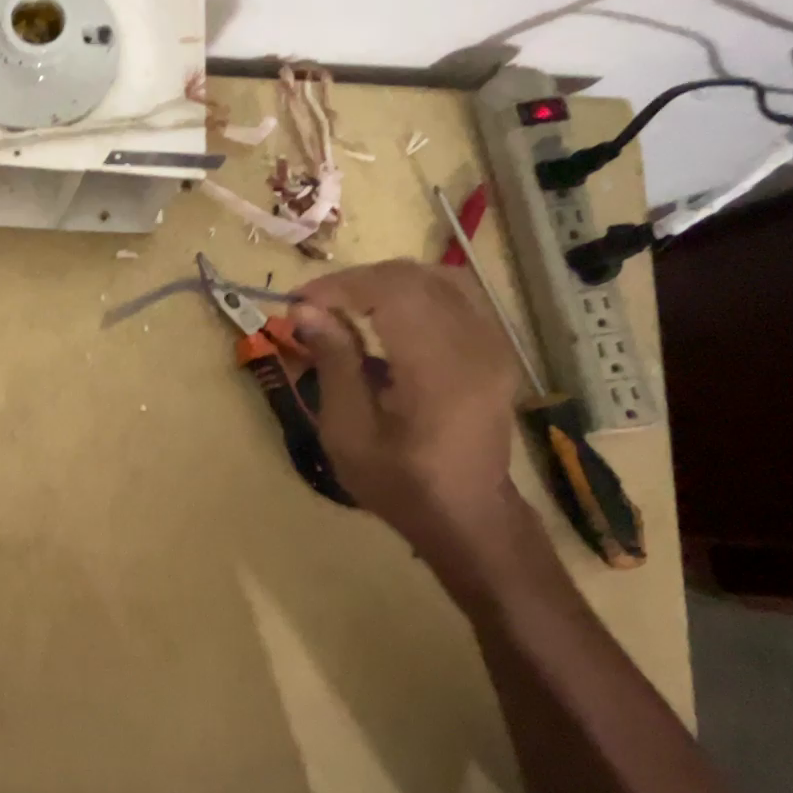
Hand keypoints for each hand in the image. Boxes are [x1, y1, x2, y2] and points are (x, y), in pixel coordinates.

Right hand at [290, 260, 525, 566]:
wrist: (467, 515)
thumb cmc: (399, 484)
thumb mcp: (348, 433)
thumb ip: (333, 364)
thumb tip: (305, 310)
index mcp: (440, 372)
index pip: (393, 293)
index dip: (340, 286)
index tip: (297, 303)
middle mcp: (476, 347)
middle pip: (414, 278)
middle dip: (355, 281)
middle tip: (312, 305)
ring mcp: (494, 344)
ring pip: (436, 277)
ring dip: (382, 282)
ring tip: (344, 306)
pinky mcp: (495, 346)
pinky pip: (453, 294)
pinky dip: (410, 292)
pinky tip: (380, 314)